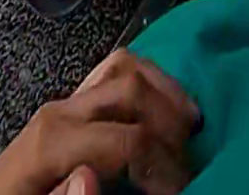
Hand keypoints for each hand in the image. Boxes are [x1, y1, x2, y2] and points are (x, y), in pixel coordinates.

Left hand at [0, 50, 196, 194]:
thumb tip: (90, 177)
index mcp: (54, 139)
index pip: (127, 138)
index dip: (165, 168)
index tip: (186, 191)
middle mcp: (62, 109)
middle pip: (128, 87)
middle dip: (170, 120)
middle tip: (194, 160)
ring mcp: (66, 101)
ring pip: (122, 66)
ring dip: (162, 88)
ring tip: (191, 124)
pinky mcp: (70, 105)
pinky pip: (111, 72)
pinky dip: (145, 79)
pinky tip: (164, 103)